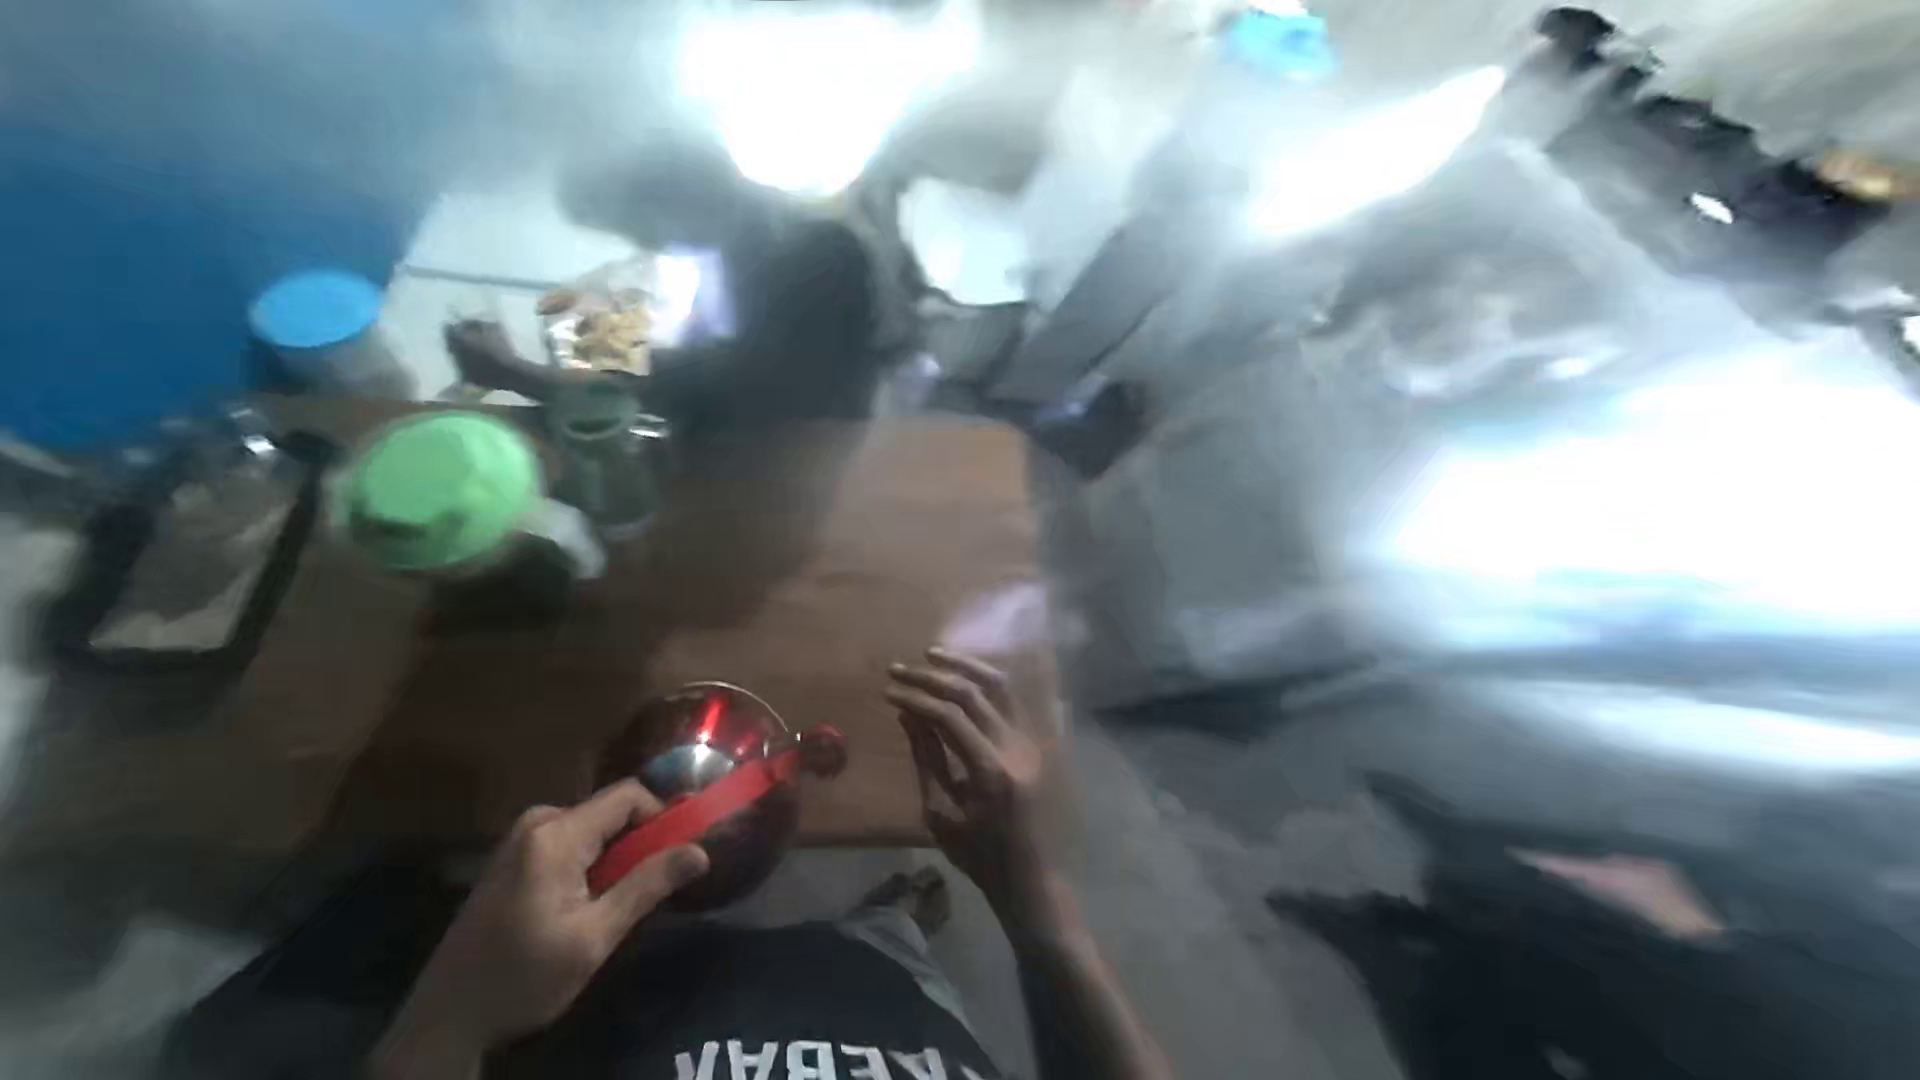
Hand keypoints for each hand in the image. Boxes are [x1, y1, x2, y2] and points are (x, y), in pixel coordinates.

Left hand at [372, 781, 708, 1076]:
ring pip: (593, 824)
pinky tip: (580, 902)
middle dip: (636, 840)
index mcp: (555, 834)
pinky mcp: (512, 856)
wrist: (440, 1025)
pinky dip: (590, 860)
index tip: (673, 855)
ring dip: (613, 853)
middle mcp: (536, 822)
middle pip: (610, 809)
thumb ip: (648, 886)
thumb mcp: (594, 938)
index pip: (629, 795)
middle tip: (643, 887)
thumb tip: (701, 851)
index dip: (660, 816)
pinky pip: (570, 838)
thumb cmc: (522, 980)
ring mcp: (520, 838)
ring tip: (610, 902)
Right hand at [887, 649, 1052, 923]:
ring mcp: (1032, 740)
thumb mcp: (941, 812)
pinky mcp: (1037, 740)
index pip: (949, 716)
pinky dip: (985, 680)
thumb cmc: (979, 855)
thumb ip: (926, 758)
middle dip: (930, 677)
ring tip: (932, 654)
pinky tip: (962, 673)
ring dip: (963, 665)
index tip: (889, 691)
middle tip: (899, 669)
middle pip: (972, 693)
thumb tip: (908, 714)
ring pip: (1000, 685)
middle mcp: (1016, 746)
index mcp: (991, 771)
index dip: (915, 698)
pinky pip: (1011, 698)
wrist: (1033, 877)